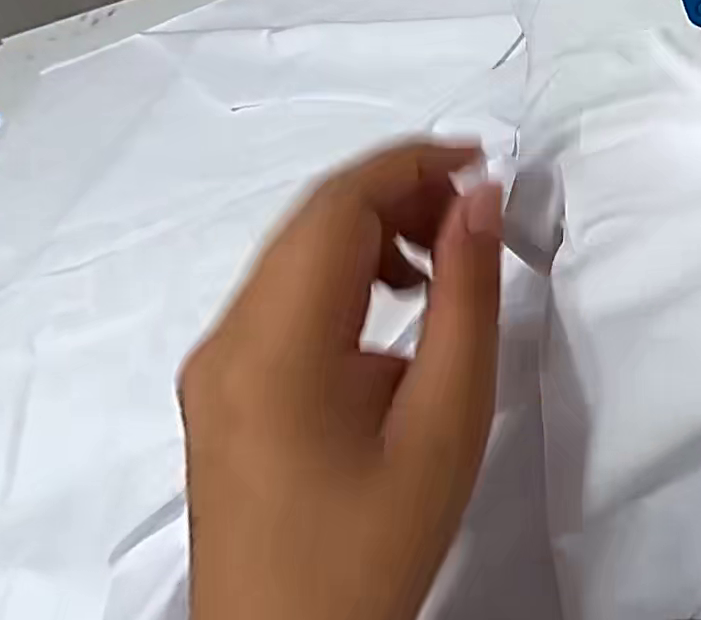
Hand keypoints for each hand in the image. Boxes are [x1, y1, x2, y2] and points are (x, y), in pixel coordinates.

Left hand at [180, 142, 504, 619]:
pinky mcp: (229, 379)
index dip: (412, 164)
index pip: (338, 206)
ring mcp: (219, 360)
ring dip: (380, 225)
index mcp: (273, 345)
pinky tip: (402, 294)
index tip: (480, 160)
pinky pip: (294, 287)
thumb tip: (481, 200)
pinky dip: (355, 264)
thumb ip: (468, 294)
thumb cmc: (377, 541)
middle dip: (403, 191)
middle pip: (316, 219)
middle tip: (475, 206)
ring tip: (447, 250)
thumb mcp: (449, 413)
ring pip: (304, 248)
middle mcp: (227, 339)